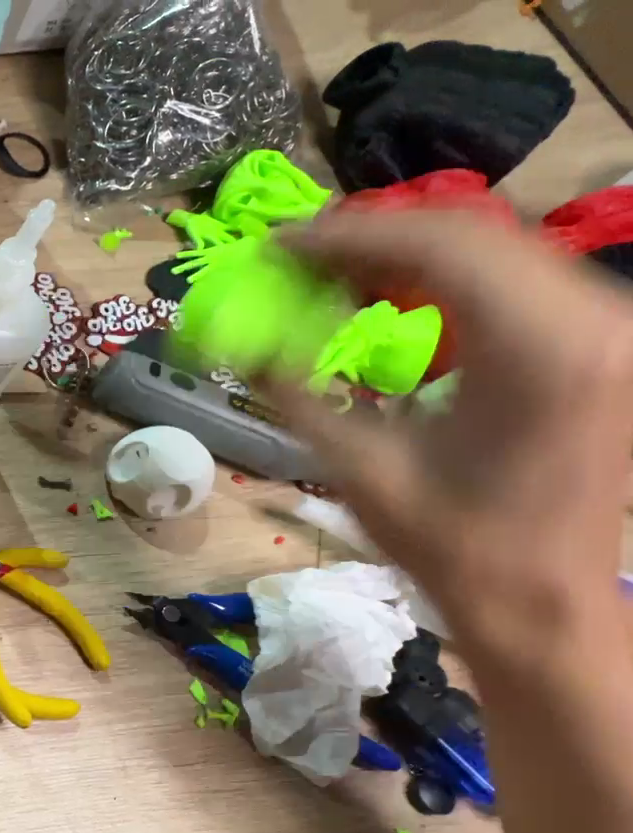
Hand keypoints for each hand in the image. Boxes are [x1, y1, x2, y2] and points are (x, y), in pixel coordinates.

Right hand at [264, 212, 632, 659]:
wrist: (544, 596)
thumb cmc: (449, 543)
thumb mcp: (356, 466)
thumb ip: (298, 392)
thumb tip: (239, 343)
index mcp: (541, 351)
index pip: (441, 249)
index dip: (347, 236)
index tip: (275, 245)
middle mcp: (598, 320)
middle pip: (474, 234)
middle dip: (372, 236)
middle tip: (291, 256)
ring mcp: (612, 328)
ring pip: (498, 248)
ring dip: (405, 254)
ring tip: (327, 273)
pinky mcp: (606, 342)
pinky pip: (517, 278)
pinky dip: (444, 276)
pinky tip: (389, 295)